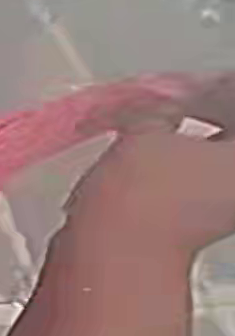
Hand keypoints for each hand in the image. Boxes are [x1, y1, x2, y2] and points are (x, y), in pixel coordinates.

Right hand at [65, 77, 234, 258]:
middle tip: (165, 101)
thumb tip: (153, 102)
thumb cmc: (138, 196)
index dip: (215, 85)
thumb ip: (152, 112)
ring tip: (149, 126)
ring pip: (221, 147)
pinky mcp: (211, 208)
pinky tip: (148, 154)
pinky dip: (179, 157)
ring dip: (190, 132)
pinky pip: (204, 170)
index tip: (181, 84)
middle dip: (204, 108)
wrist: (114, 252)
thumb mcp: (141, 139)